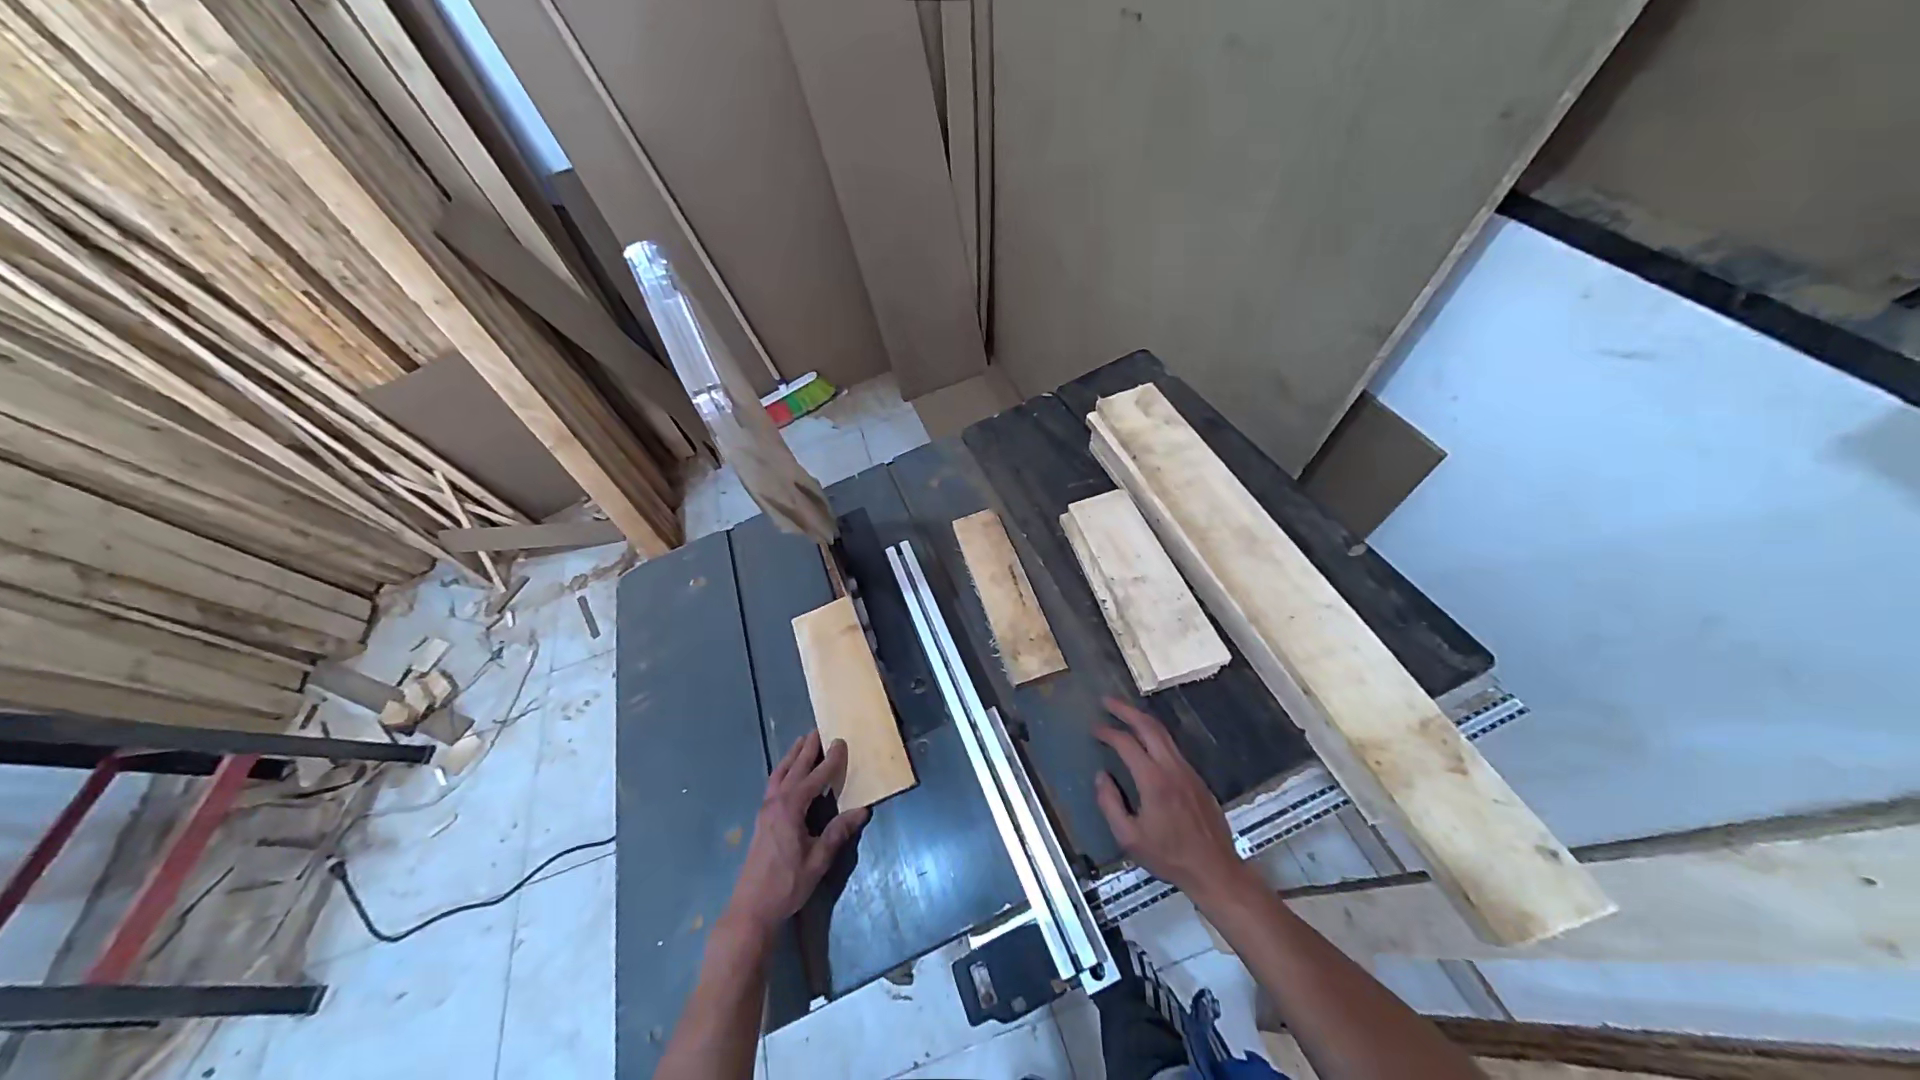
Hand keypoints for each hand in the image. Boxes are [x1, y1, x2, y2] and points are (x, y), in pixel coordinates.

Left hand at [723, 732, 869, 933]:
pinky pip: (773, 784)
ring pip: (779, 774)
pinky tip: (787, 774)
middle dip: (807, 750)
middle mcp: (776, 803)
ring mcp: (765, 811)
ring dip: (792, 757)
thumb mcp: (818, 860)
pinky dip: (782, 771)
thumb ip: (838, 832)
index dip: (830, 760)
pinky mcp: (762, 820)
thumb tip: (862, 810)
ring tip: (801, 742)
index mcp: (791, 808)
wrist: (751, 908)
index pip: (815, 778)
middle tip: (818, 731)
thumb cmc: (787, 884)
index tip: (841, 742)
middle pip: (794, 769)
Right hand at [1093, 697, 1245, 897]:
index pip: (1127, 744)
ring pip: (1165, 734)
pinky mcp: (1197, 779)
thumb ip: (1110, 803)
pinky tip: (1147, 742)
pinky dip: (1156, 736)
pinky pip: (1174, 748)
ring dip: (1143, 720)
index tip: (1095, 728)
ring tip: (1125, 714)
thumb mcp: (1129, 838)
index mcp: (1154, 781)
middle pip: (1149, 726)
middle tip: (1108, 701)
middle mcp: (1173, 769)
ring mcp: (1189, 771)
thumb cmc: (1169, 856)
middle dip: (1126, 710)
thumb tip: (1101, 777)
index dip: (1108, 732)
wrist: (1214, 869)